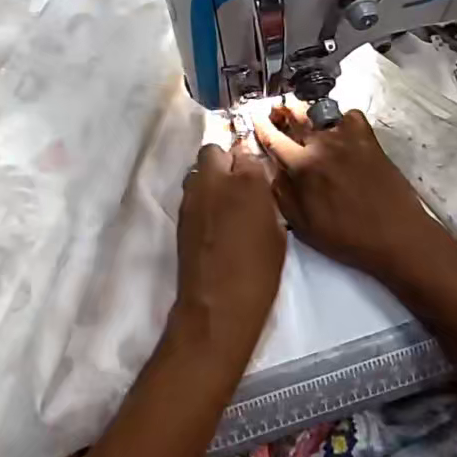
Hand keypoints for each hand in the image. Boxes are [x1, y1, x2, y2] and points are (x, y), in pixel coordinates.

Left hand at [172, 139, 286, 356]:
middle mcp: (215, 180)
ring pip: (198, 170)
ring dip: (210, 178)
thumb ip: (265, 202)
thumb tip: (258, 192)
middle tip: (238, 185)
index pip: (247, 154)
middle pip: (214, 152)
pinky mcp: (179, 214)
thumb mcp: (277, 234)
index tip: (258, 180)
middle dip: (225, 162)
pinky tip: (212, 219)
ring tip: (224, 202)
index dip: (253, 166)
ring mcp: (192, 196)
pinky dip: (201, 198)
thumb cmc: (259, 273)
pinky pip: (190, 193)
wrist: (217, 304)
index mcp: (247, 182)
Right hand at [254, 104, 456, 287]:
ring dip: (307, 112)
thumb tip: (273, 170)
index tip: (255, 119)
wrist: (396, 235)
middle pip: (296, 115)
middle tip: (276, 114)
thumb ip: (282, 193)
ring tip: (303, 119)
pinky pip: (350, 116)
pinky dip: (340, 118)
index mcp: (303, 166)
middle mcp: (323, 145)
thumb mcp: (303, 225)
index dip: (261, 126)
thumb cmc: (347, 237)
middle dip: (282, 111)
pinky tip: (338, 130)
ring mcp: (348, 139)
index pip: (273, 138)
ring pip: (321, 112)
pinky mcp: (369, 140)